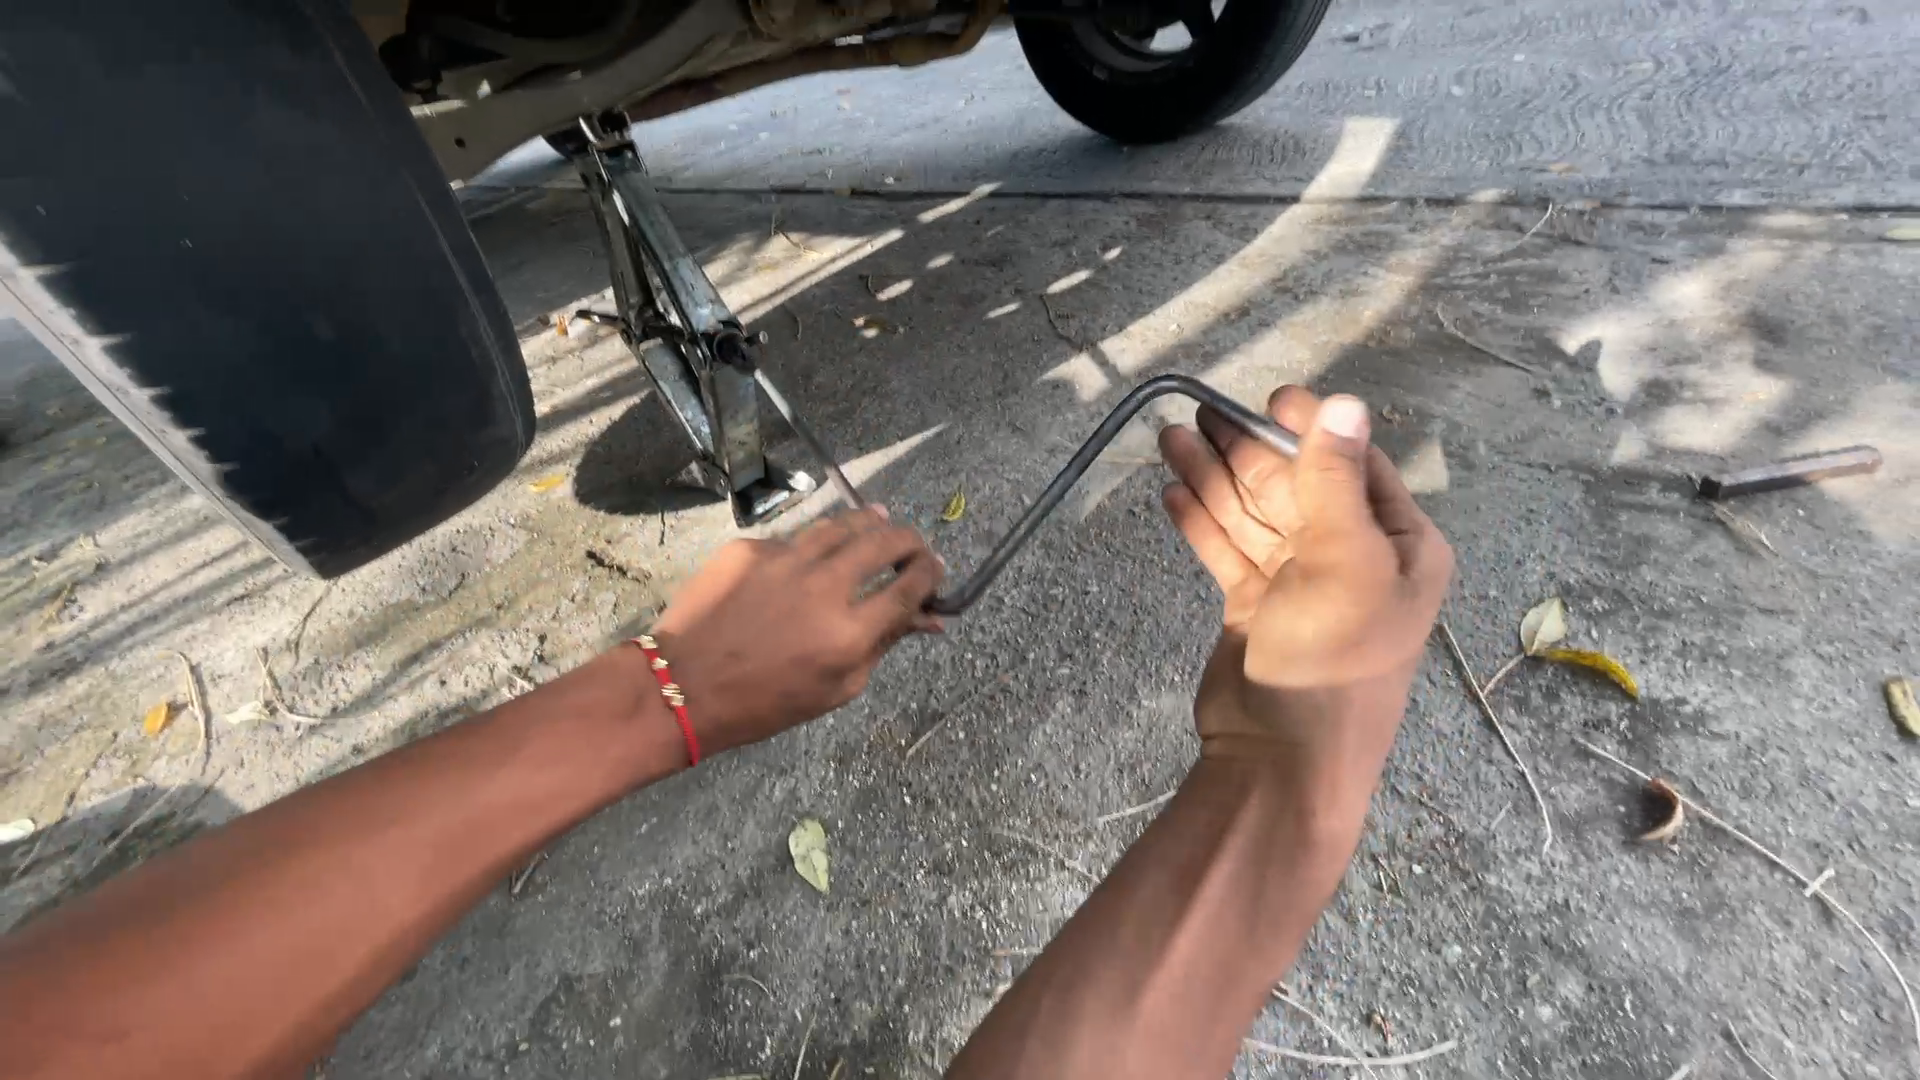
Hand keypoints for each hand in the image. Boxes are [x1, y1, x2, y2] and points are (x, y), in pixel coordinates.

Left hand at [649, 507, 943, 754]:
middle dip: (911, 540)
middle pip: (886, 541)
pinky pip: (796, 538)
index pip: (909, 586)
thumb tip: (929, 619)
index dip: (931, 573)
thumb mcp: (838, 687)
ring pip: (843, 523)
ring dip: (871, 522)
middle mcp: (823, 587)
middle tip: (914, 547)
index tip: (936, 568)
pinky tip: (812, 556)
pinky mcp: (750, 548)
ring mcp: (784, 560)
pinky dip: (814, 545)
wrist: (682, 686)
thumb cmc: (767, 702)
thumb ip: (885, 644)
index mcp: (848, 633)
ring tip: (882, 522)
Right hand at [1158, 387, 1452, 814]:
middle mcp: (1350, 557)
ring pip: (1250, 515)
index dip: (1311, 429)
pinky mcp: (1253, 603)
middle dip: (1245, 451)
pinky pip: (1226, 549)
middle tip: (1198, 414)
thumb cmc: (1329, 662)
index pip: (1352, 467)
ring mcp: (1297, 582)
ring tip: (1170, 441)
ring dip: (1212, 479)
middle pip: (1290, 486)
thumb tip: (1342, 402)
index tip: (1268, 398)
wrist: (1280, 758)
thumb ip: (1335, 483)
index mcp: (1396, 545)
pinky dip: (1199, 522)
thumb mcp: (1346, 566)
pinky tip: (1172, 493)